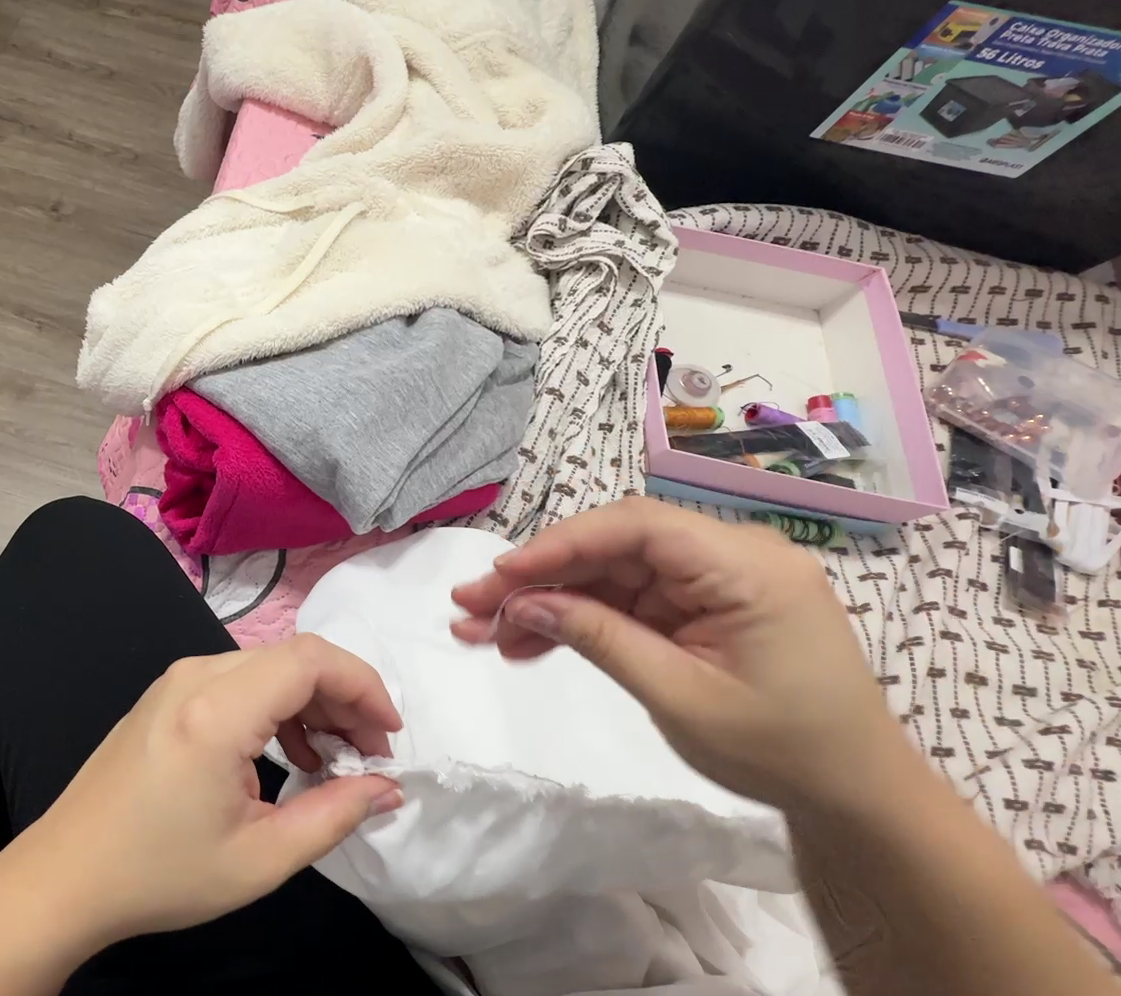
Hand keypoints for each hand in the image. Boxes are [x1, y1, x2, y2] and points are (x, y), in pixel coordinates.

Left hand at [7, 633, 403, 946]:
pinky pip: (237, 681)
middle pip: (292, 658)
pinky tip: (290, 754)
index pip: (310, 660)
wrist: (67, 873)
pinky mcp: (166, 695)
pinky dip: (276, 707)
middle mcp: (195, 677)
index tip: (389, 737)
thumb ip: (333, 815)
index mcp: (216, 710)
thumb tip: (385, 787)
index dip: (364, 686)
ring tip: (337, 759)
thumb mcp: (260, 858)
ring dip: (312, 703)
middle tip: (371, 756)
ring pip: (266, 667)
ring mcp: (175, 681)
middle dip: (344, 698)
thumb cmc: (162, 873)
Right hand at [448, 497, 916, 813]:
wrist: (854, 797)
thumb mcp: (680, 696)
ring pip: (607, 573)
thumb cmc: (781, 750)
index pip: (637, 527)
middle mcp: (729, 556)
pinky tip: (528, 642)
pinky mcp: (697, 604)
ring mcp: (711, 580)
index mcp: (747, 567)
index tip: (501, 573)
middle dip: (538, 575)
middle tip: (470, 605)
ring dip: (546, 600)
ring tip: (483, 631)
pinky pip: (624, 599)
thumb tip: (521, 602)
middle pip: (612, 546)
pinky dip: (577, 619)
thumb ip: (599, 638)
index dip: (560, 543)